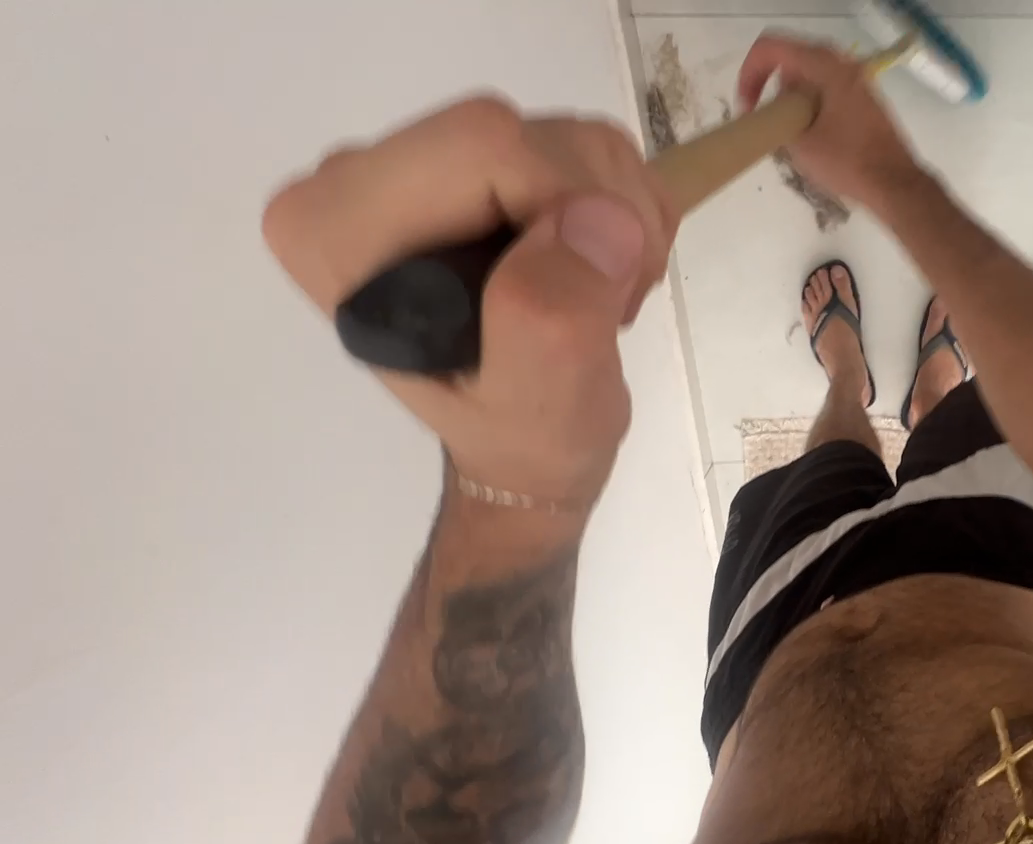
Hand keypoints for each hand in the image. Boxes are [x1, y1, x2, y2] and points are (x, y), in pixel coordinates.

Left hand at [263, 97, 680, 506]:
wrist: (531, 454)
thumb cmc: (533, 442)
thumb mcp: (546, 402)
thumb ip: (555, 314)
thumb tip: (604, 219)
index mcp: (340, 229)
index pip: (487, 147)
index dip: (578, 210)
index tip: (610, 295)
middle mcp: (354, 181)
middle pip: (520, 131)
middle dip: (607, 213)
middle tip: (619, 299)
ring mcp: (415, 171)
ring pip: (561, 134)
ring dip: (623, 215)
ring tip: (612, 293)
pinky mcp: (468, 173)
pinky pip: (576, 147)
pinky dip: (622, 206)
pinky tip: (608, 268)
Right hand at [737, 34, 925, 208]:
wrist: (896, 185)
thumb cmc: (848, 163)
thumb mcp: (800, 144)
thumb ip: (778, 118)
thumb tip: (778, 112)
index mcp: (823, 63)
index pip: (770, 48)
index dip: (750, 73)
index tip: (747, 107)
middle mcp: (842, 64)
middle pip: (793, 64)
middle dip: (775, 92)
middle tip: (773, 126)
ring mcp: (859, 83)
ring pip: (812, 83)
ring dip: (797, 106)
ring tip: (795, 140)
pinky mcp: (868, 103)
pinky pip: (831, 97)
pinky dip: (816, 112)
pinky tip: (818, 144)